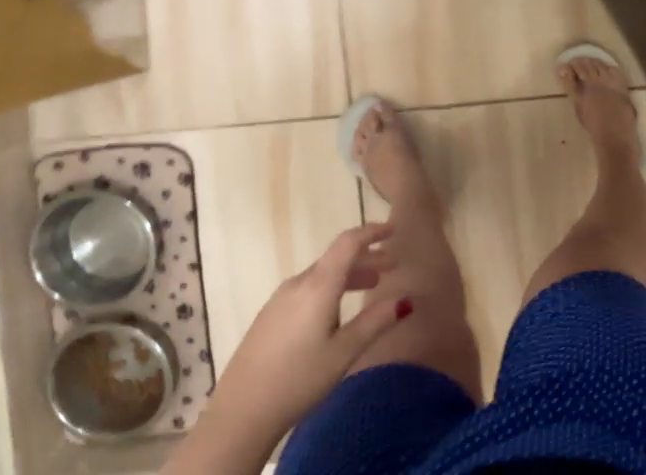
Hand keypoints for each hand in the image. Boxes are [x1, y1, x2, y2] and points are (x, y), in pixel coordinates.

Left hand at [202, 224, 406, 446]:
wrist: (239, 414)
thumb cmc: (298, 379)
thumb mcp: (344, 351)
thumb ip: (375, 321)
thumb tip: (406, 300)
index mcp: (317, 286)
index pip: (348, 243)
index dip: (372, 232)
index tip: (393, 231)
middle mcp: (297, 285)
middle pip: (335, 258)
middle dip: (366, 258)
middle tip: (392, 266)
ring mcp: (278, 301)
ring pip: (321, 275)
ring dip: (348, 275)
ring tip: (370, 287)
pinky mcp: (268, 318)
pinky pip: (306, 290)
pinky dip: (330, 289)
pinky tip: (335, 312)